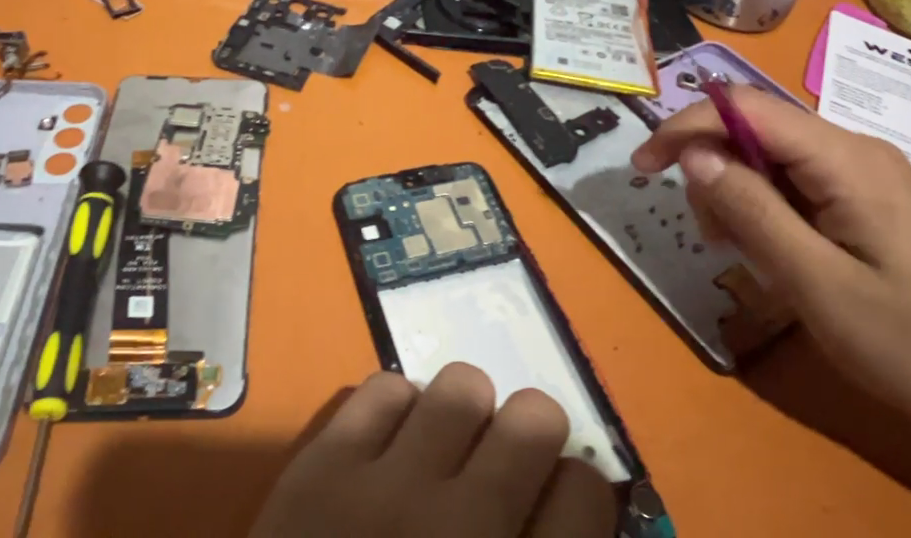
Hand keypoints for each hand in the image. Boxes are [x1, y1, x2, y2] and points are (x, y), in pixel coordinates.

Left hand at [249, 364, 614, 537]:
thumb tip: (564, 510)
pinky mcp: (323, 466)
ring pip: (462, 386)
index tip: (552, 507)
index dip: (574, 494)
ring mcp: (388, 490)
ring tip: (444, 453)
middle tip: (501, 469)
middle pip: (536, 417)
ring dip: (463, 418)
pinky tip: (387, 454)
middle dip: (528, 438)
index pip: (587, 489)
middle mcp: (466, 526)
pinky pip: (386, 388)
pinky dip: (396, 414)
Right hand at [632, 86, 910, 436]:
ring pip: (772, 155)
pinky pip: (797, 182)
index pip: (747, 107)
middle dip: (713, 166)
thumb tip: (692, 154)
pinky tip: (768, 250)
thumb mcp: (816, 283)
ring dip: (737, 191)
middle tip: (708, 235)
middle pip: (757, 127)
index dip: (687, 126)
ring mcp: (865, 174)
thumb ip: (752, 211)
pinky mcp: (867, 200)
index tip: (644, 167)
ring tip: (736, 250)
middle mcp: (855, 150)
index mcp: (847, 159)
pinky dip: (765, 206)